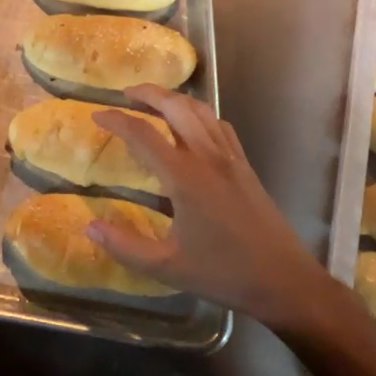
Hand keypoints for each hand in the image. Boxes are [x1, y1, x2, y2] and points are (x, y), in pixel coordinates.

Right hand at [88, 84, 329, 322]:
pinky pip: (220, 125)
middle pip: (175, 106)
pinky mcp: (245, 166)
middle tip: (126, 94)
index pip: (143, 134)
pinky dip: (200, 114)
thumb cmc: (225, 274)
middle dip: (148, 93)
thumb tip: (89, 227)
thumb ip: (125, 246)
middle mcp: (207, 157)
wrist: (286, 282)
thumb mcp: (168, 268)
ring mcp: (230, 158)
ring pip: (200, 110)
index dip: (116, 120)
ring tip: (155, 101)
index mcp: (184, 177)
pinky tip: (193, 125)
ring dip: (174, 98)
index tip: (97, 115)